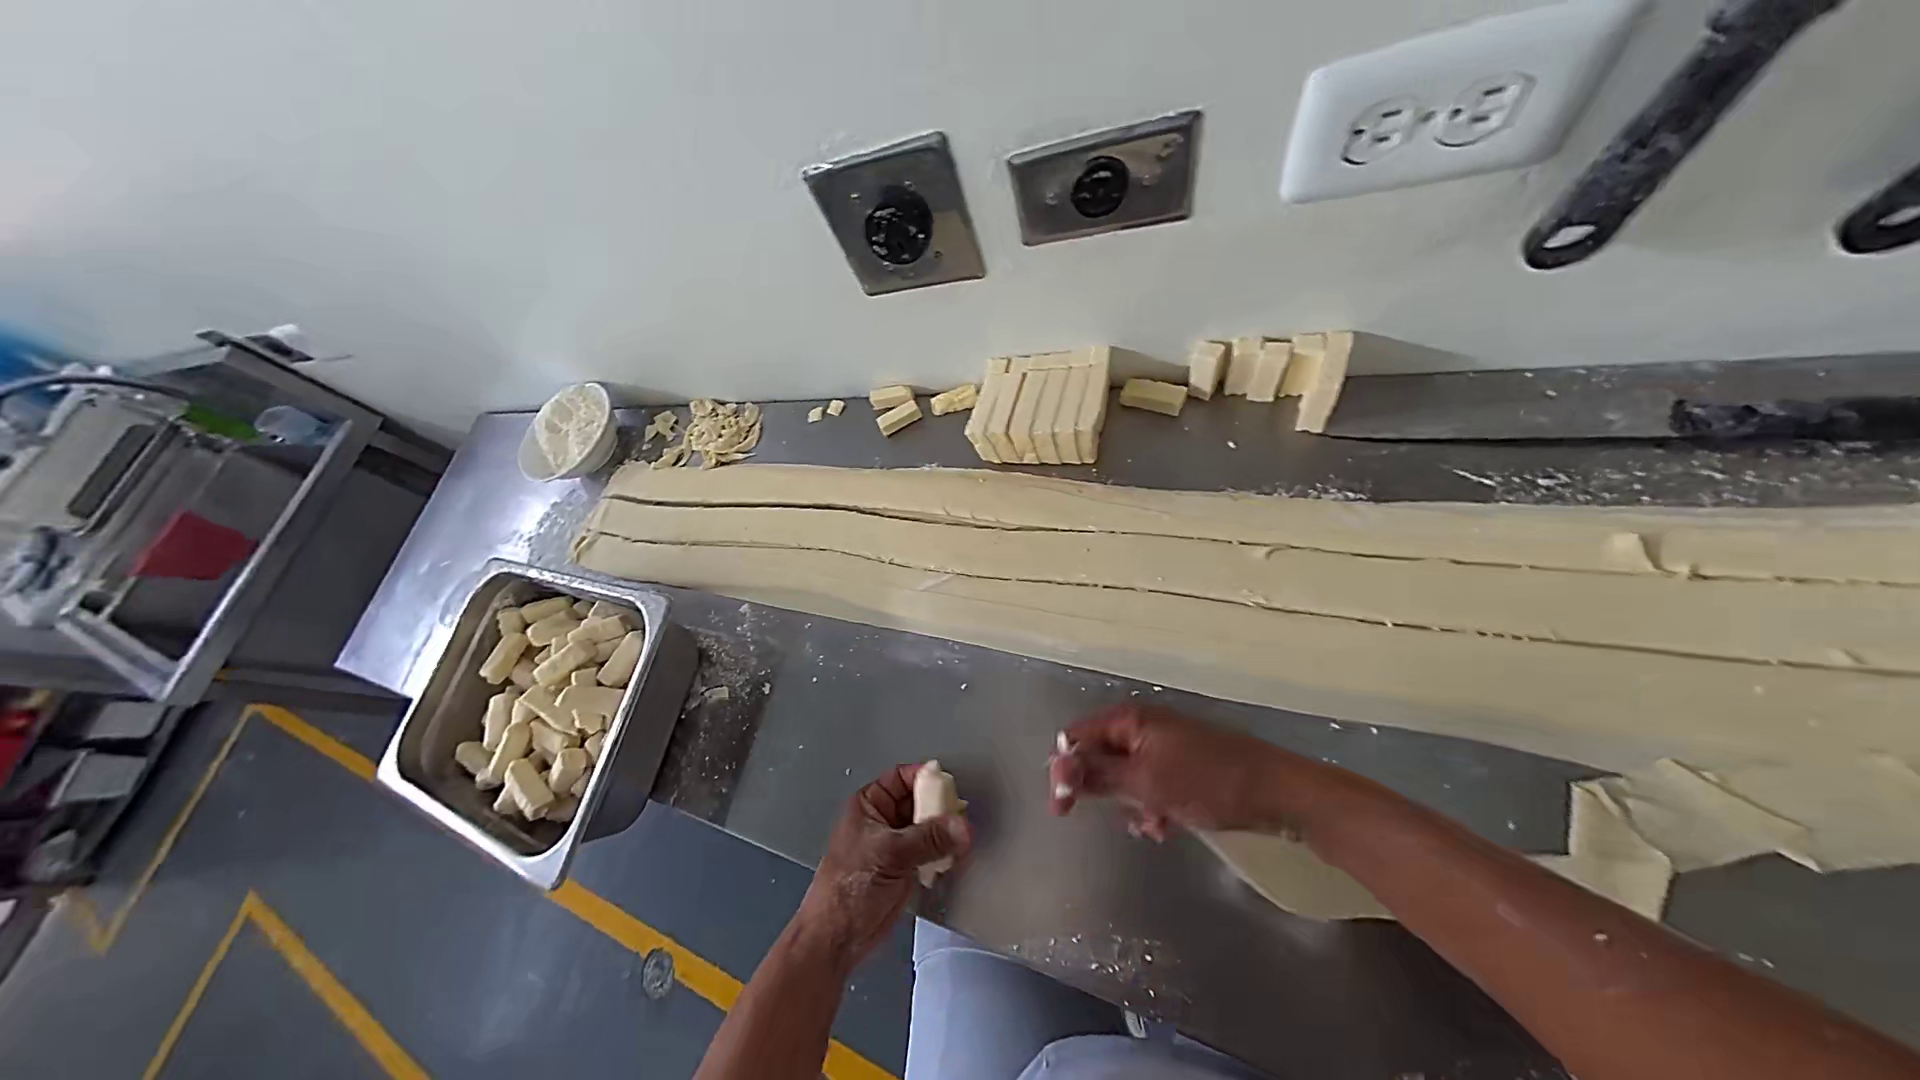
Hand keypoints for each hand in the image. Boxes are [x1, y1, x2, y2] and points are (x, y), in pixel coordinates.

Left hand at [793, 764, 972, 972]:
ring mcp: (898, 844)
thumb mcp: (889, 854)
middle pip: (920, 800)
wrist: (839, 938)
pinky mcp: (909, 867)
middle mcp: (884, 820)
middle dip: (940, 806)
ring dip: (945, 831)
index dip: (924, 777)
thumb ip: (928, 838)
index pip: (901, 778)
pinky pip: (933, 850)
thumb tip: (961, 826)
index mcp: (869, 805)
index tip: (949, 785)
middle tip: (960, 814)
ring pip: (929, 826)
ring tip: (960, 838)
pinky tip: (955, 856)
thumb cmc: (849, 887)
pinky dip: (945, 851)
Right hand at [1049, 704, 1292, 839]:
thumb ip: (1097, 776)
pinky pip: (1150, 783)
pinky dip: (1151, 804)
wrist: (1276, 791)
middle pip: (1099, 756)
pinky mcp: (1183, 765)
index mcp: (1129, 720)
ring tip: (1149, 826)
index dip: (1064, 771)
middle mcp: (1142, 726)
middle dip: (1101, 791)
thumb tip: (1056, 769)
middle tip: (1116, 820)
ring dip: (1129, 803)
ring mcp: (1164, 745)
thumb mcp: (1145, 783)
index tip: (1061, 810)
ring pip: (1125, 775)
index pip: (1076, 738)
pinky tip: (1164, 826)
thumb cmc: (1206, 782)